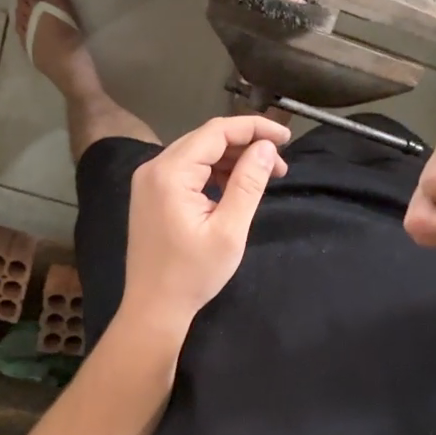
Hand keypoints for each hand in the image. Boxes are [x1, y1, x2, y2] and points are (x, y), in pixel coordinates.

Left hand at [124, 116, 290, 323]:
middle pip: (206, 139)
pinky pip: (187, 170)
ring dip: (231, 160)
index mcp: (171, 173)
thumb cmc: (192, 274)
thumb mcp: (229, 231)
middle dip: (245, 145)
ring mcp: (149, 181)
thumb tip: (267, 148)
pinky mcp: (151, 194)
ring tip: (264, 177)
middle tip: (280, 165)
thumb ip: (249, 184)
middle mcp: (154, 168)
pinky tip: (235, 187)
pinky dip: (213, 173)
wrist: (153, 306)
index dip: (254, 128)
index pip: (217, 132)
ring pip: (197, 154)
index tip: (286, 137)